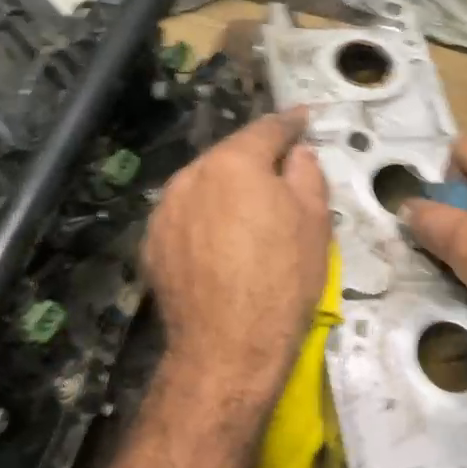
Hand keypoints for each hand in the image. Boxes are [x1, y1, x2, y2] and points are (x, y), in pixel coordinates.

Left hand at [141, 110, 330, 400]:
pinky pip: (185, 218)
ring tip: (248, 215)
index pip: (267, 129)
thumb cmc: (281, 282)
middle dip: (255, 161)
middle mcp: (191, 176)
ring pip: (202, 186)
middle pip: (229, 157)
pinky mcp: (151, 243)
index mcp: (234, 163)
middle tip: (281, 174)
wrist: (227, 349)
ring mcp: (165, 210)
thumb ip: (307, 175)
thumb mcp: (314, 224)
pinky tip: (219, 246)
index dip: (290, 123)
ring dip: (225, 190)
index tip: (303, 118)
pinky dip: (203, 220)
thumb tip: (296, 154)